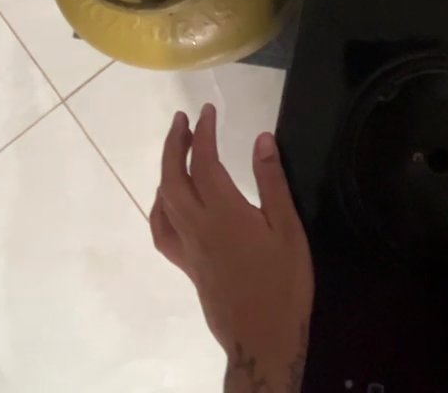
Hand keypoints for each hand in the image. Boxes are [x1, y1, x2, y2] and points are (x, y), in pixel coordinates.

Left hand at [153, 105, 312, 392]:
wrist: (263, 338)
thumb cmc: (283, 281)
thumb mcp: (288, 228)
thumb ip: (272, 182)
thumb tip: (261, 138)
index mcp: (224, 213)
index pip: (205, 162)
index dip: (204, 132)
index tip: (209, 110)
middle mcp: (198, 226)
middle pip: (173, 178)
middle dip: (175, 144)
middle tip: (184, 119)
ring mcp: (188, 248)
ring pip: (164, 201)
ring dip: (167, 168)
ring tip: (179, 147)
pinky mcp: (186, 266)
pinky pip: (162, 230)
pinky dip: (160, 206)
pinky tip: (167, 198)